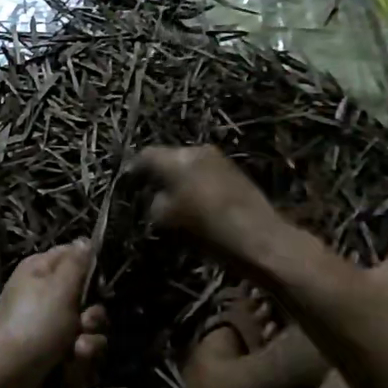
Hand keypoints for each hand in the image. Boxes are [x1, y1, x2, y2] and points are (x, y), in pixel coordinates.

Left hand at [0, 242, 107, 387]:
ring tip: (75, 353)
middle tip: (83, 324)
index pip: (75, 256)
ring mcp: (48, 329)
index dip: (91, 270)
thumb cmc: (32, 326)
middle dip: (92, 316)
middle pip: (87, 298)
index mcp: (41, 270)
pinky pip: (79, 355)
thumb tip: (86, 240)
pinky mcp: (52, 358)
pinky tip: (68, 371)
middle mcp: (45, 296)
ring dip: (88, 344)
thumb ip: (78, 263)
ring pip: (87, 330)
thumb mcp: (59, 287)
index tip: (100, 284)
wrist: (3, 382)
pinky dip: (77, 364)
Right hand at [132, 146, 312, 271]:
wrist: (259, 238)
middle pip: (168, 157)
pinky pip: (205, 172)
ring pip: (188, 164)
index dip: (134, 171)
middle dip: (158, 174)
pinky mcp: (235, 171)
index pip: (145, 156)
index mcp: (175, 158)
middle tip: (151, 194)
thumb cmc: (206, 228)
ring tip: (175, 201)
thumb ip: (153, 202)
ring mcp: (218, 158)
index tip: (129, 185)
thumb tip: (154, 196)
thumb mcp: (165, 219)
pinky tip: (197, 203)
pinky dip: (197, 184)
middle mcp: (196, 150)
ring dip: (179, 179)